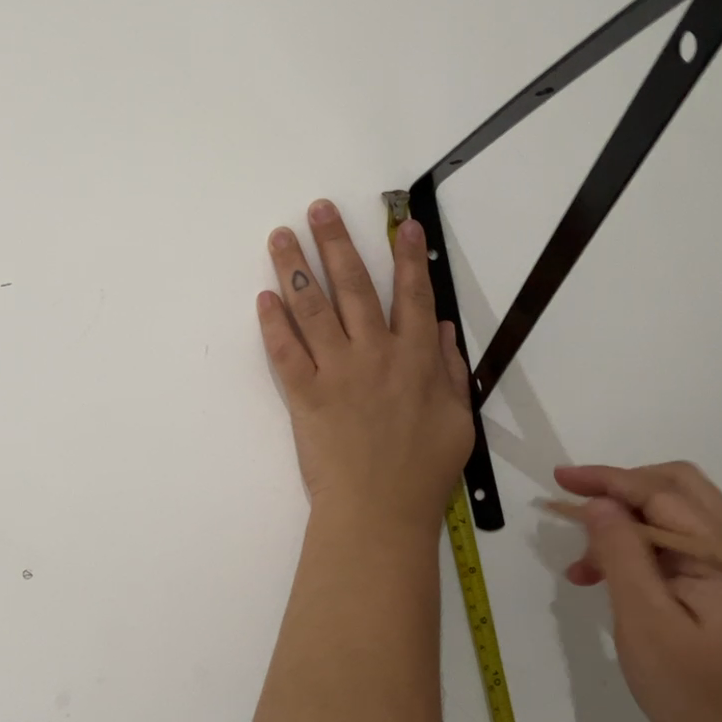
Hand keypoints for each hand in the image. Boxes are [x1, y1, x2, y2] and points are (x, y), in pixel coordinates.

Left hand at [257, 200, 473, 536]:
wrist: (379, 513)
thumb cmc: (423, 473)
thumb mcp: (457, 422)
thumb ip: (452, 371)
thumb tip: (444, 327)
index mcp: (416, 359)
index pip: (413, 295)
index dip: (409, 257)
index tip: (403, 223)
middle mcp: (376, 354)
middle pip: (354, 286)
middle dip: (337, 242)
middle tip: (318, 208)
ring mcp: (337, 371)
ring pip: (314, 308)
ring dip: (295, 268)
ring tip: (280, 236)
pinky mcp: (305, 394)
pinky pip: (285, 351)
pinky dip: (273, 323)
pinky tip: (263, 298)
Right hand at [555, 462, 721, 721]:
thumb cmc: (691, 692)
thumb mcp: (644, 621)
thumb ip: (622, 554)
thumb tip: (599, 503)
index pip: (663, 494)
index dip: (608, 481)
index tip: (560, 480)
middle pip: (678, 489)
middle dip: (621, 489)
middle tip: (574, 504)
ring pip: (675, 514)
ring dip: (625, 523)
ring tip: (583, 563)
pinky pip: (678, 545)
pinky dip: (638, 548)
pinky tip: (604, 578)